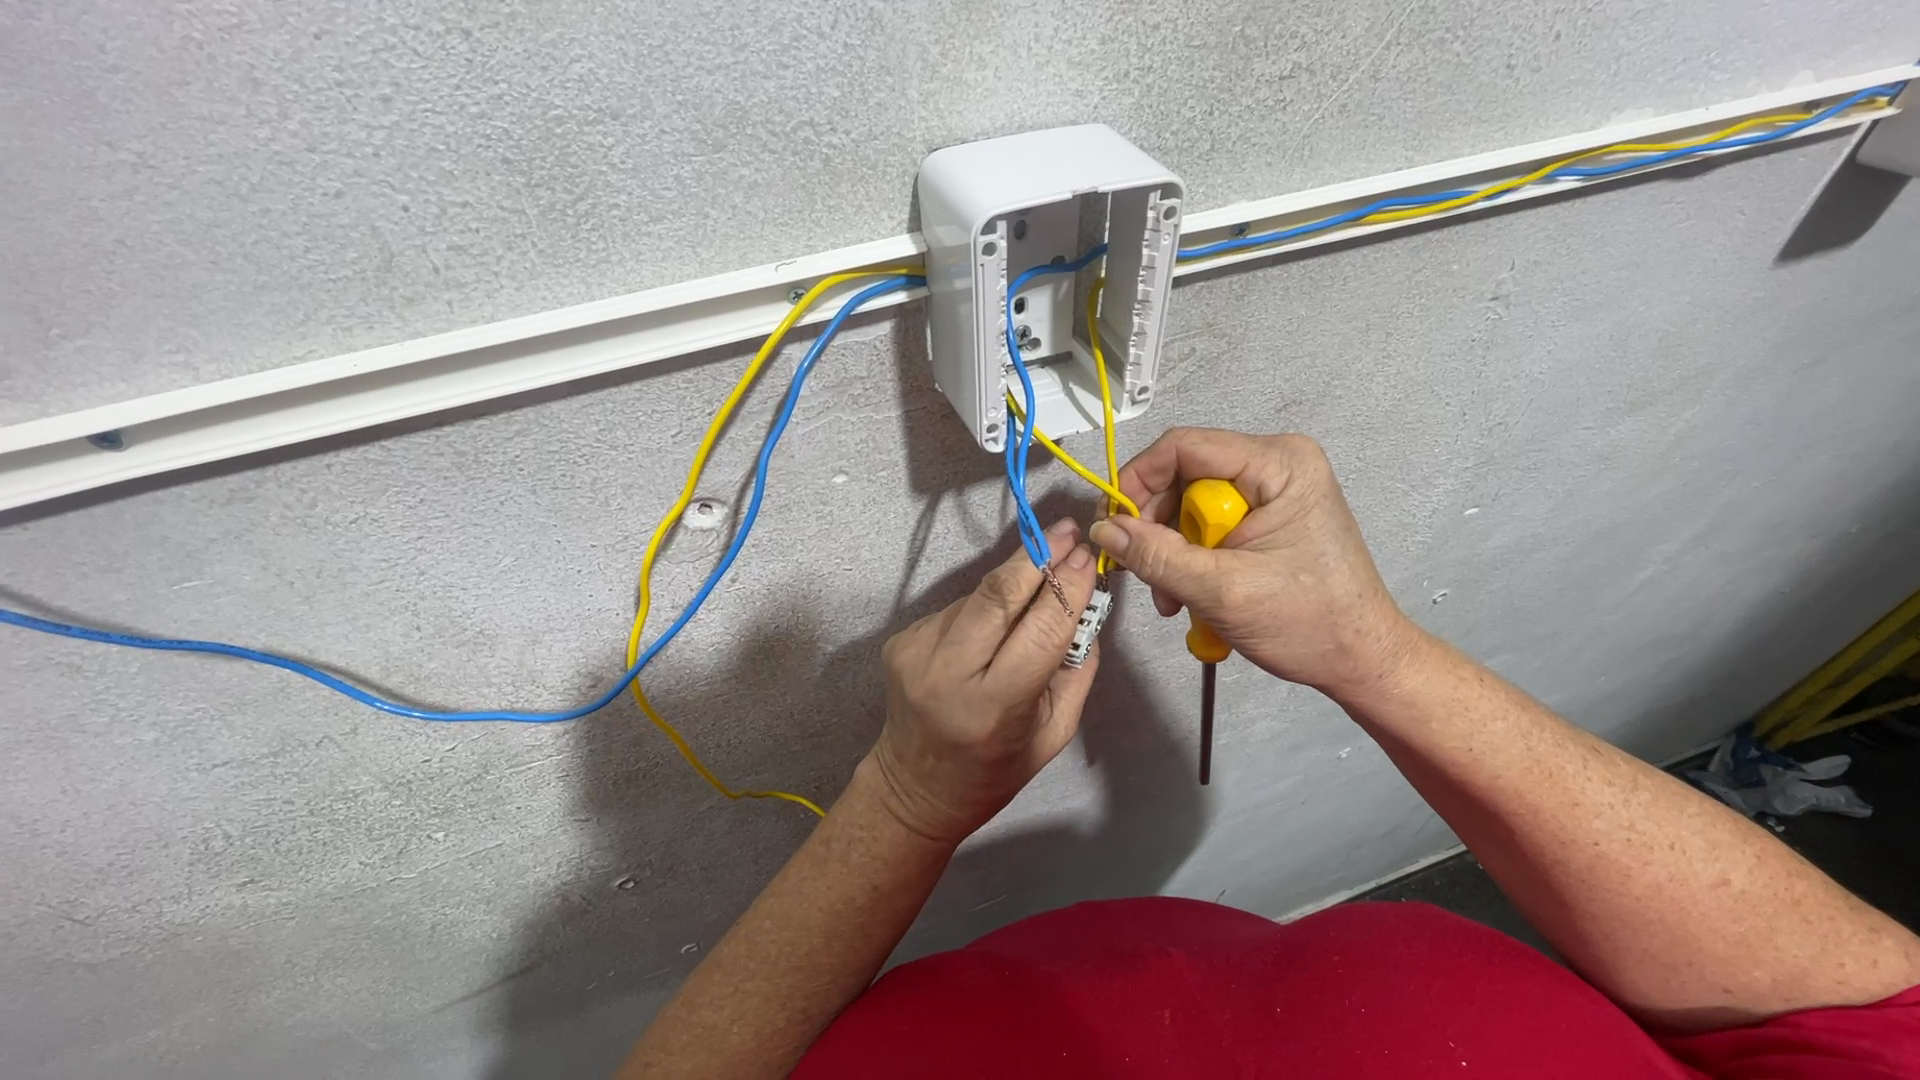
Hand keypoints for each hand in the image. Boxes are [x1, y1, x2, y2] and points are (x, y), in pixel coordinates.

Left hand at [868, 518, 1098, 846]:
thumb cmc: (994, 770)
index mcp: (992, 706)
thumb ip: (1075, 672)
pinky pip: (957, 609)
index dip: (1067, 588)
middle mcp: (947, 674)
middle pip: (998, 595)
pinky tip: (997, 619)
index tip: (1088, 557)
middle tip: (1066, 531)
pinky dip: (985, 606)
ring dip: (1013, 579)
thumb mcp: (1053, 735)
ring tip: (1042, 569)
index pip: (1039, 630)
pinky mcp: (901, 641)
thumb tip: (1085, 609)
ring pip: (977, 596)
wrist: (915, 788)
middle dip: (1037, 557)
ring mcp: (916, 653)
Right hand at [1087, 428, 1416, 698]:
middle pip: (1181, 476)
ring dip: (1169, 550)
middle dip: (1154, 526)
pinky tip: (1188, 592)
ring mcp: (1272, 490)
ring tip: (1170, 596)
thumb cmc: (1307, 624)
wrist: (1361, 661)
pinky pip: (1206, 523)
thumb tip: (1102, 531)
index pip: (1182, 447)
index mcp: (1278, 463)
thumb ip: (1157, 556)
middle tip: (1140, 572)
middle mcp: (1275, 463)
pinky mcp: (1267, 516)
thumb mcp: (1222, 591)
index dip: (1136, 482)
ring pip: (1188, 503)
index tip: (1111, 527)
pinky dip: (1189, 557)